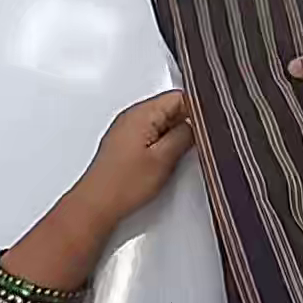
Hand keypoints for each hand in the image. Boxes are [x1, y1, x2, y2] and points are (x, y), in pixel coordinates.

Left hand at [69, 90, 196, 227]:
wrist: (96, 205)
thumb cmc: (122, 185)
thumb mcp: (164, 159)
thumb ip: (184, 135)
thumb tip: (196, 125)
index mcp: (142, 113)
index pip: (178, 96)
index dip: (197, 109)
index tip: (206, 126)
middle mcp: (132, 116)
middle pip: (171, 107)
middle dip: (187, 123)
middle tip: (195, 143)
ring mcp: (128, 129)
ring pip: (163, 122)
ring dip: (175, 135)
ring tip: (177, 155)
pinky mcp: (127, 143)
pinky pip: (152, 134)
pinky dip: (163, 143)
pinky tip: (165, 160)